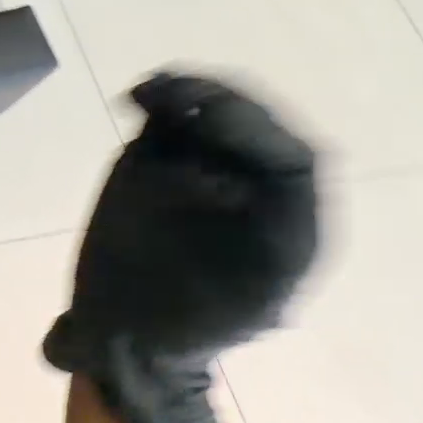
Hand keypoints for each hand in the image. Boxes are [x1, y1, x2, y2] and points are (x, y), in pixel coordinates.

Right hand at [44, 73, 318, 422]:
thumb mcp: (213, 308)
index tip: (205, 120)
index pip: (290, 162)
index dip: (253, 132)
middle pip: (257, 132)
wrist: (131, 332)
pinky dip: (162, 103)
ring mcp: (210, 175)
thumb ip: (231, 250)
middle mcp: (258, 195)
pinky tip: (140, 97)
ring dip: (190, 96)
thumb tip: (225, 189)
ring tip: (149, 90)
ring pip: (217, 120)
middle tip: (169, 93)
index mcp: (285, 229)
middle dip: (220, 106)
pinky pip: (175, 126)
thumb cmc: (176, 327)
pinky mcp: (166, 166)